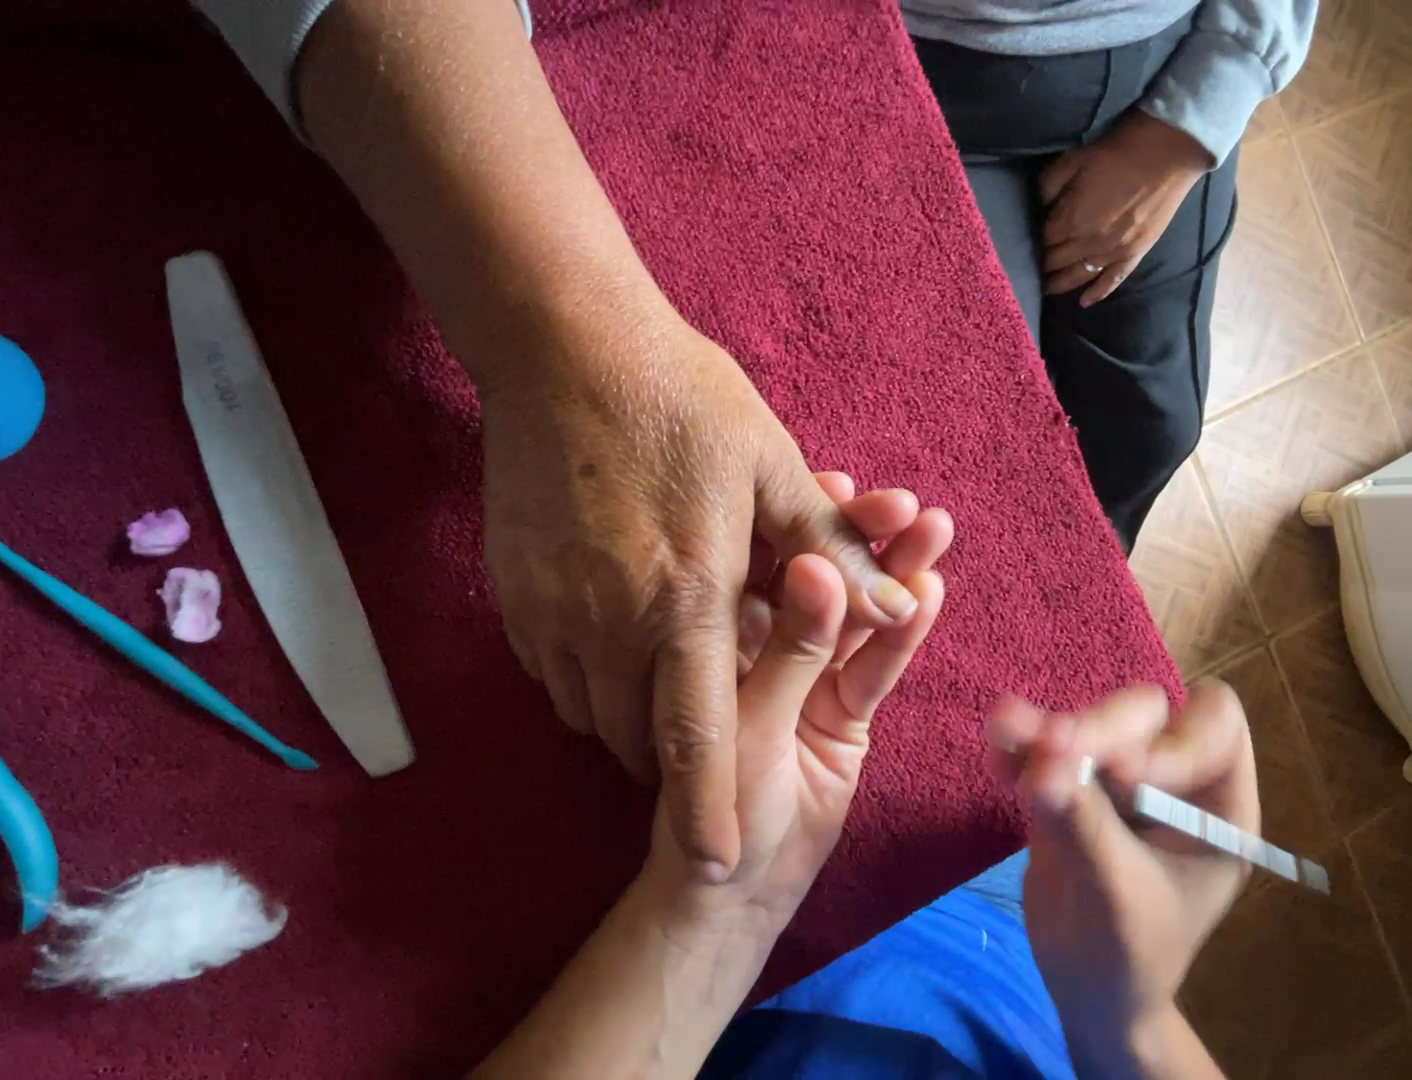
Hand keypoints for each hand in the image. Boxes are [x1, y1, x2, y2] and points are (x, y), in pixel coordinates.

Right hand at [479, 312, 920, 882]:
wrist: (567, 348)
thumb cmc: (685, 404)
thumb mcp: (773, 465)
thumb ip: (834, 547)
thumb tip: (899, 606)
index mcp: (687, 597)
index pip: (696, 733)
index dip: (708, 809)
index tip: (717, 868)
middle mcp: (610, 621)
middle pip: (638, 738)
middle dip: (675, 763)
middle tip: (704, 755)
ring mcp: (551, 610)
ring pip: (591, 714)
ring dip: (631, 723)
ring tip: (666, 699)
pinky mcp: (513, 593)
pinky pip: (553, 673)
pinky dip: (588, 683)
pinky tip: (614, 646)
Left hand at [651, 509, 948, 920]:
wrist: (734, 888)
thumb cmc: (712, 807)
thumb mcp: (746, 723)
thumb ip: (788, 652)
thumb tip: (818, 568)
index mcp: (722, 633)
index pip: (768, 562)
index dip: (804, 521)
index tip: (841, 484)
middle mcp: (769, 641)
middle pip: (823, 579)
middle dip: (863, 541)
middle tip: (906, 504)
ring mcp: (813, 672)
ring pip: (858, 615)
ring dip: (895, 576)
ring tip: (934, 532)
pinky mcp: (849, 706)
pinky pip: (877, 665)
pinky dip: (903, 634)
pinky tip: (931, 593)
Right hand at [990, 679, 1254, 1076]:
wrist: (1086, 989)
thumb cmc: (1128, 953)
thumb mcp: (1116, 891)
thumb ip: (1083, 821)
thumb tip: (1041, 759)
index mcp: (1218, 803)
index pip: (1216, 725)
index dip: (1173, 738)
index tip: (1124, 777)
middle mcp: (1171, 776)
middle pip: (1142, 713)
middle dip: (1099, 726)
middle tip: (1048, 745)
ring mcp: (1115, 778)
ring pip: (1090, 721)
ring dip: (1048, 728)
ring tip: (1005, 730)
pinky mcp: (1068, 783)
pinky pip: (1042, 747)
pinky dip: (1019, 748)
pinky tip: (999, 761)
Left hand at [1039, 111, 1213, 305]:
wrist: (1168, 150)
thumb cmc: (1117, 152)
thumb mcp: (1073, 159)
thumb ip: (1049, 186)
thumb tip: (1038, 207)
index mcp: (1070, 219)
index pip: (1043, 240)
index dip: (1034, 241)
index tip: (1028, 242)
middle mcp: (1087, 242)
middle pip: (1056, 261)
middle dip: (1042, 264)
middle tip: (1032, 266)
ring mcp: (1112, 252)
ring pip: (1078, 276)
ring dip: (1059, 284)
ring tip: (1046, 289)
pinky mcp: (1134, 254)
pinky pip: (1113, 281)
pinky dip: (1097, 293)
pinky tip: (1084, 302)